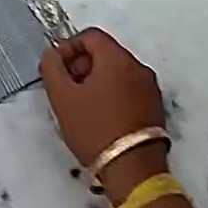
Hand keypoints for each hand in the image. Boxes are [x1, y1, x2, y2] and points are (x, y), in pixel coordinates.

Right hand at [40, 28, 169, 201]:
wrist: (133, 171)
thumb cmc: (95, 130)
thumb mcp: (62, 97)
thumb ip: (51, 67)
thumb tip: (52, 54)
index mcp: (117, 59)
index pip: (91, 36)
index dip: (69, 47)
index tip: (58, 69)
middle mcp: (138, 67)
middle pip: (105, 52)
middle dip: (82, 65)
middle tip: (67, 88)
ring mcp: (150, 88)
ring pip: (118, 71)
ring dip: (97, 80)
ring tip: (82, 105)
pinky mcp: (156, 107)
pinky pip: (129, 88)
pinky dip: (113, 93)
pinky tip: (101, 117)